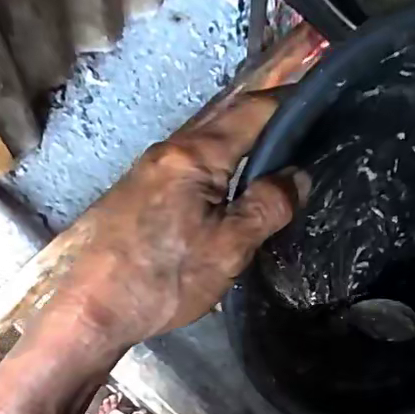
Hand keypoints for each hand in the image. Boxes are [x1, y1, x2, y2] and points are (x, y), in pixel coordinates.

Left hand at [45, 91, 302, 349]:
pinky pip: (190, 169)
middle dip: (266, 123)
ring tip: (276, 162)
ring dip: (242, 148)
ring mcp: (148, 172)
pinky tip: (231, 190)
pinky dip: (219, 170)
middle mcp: (168, 151)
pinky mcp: (138, 196)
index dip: (289, 103)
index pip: (252, 111)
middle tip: (306, 135)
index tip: (322, 106)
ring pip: (207, 148)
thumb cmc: (163, 280)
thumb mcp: (228, 248)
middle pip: (226, 123)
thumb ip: (267, 207)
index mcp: (194, 156)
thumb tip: (297, 177)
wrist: (92, 310)